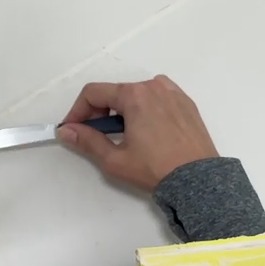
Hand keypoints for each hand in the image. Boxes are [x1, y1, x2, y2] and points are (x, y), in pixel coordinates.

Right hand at [57, 76, 219, 191]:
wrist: (199, 180)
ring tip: (123, 137)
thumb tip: (65, 130)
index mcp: (134, 95)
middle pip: (115, 92)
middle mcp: (153, 85)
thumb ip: (87, 141)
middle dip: (99, 113)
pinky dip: (144, 109)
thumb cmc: (155, 169)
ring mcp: (172, 92)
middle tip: (96, 137)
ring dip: (122, 111)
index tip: (72, 129)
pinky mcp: (186, 102)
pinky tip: (146, 132)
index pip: (93, 93)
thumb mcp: (115, 159)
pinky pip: (156, 98)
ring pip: (136, 95)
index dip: (77, 111)